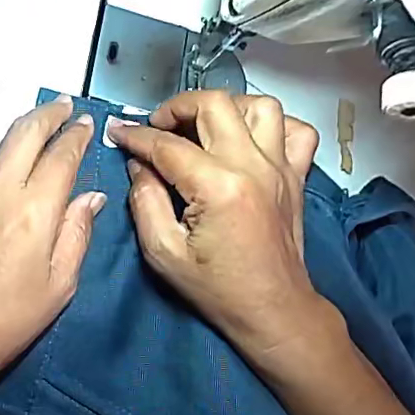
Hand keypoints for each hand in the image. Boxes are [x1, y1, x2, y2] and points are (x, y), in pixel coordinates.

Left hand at [0, 70, 105, 414]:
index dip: (77, 137)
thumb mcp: (56, 289)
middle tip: (58, 104)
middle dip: (46, 113)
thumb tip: (91, 196)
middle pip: (24, 134)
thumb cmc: (1, 325)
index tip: (84, 125)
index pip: (62, 158)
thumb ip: (75, 236)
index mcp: (35, 212)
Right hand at [107, 90, 342, 365]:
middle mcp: (253, 167)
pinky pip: (296, 129)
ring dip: (223, 108)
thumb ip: (144, 200)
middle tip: (156, 128)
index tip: (117, 133)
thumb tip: (139, 164)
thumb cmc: (216, 288)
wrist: (272, 310)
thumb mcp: (162, 251)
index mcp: (218, 187)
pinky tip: (247, 139)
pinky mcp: (297, 175)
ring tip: (200, 127)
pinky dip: (270, 124)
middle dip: (175, 108)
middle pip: (214, 105)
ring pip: (258, 105)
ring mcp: (281, 167)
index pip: (168, 144)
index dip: (136, 135)